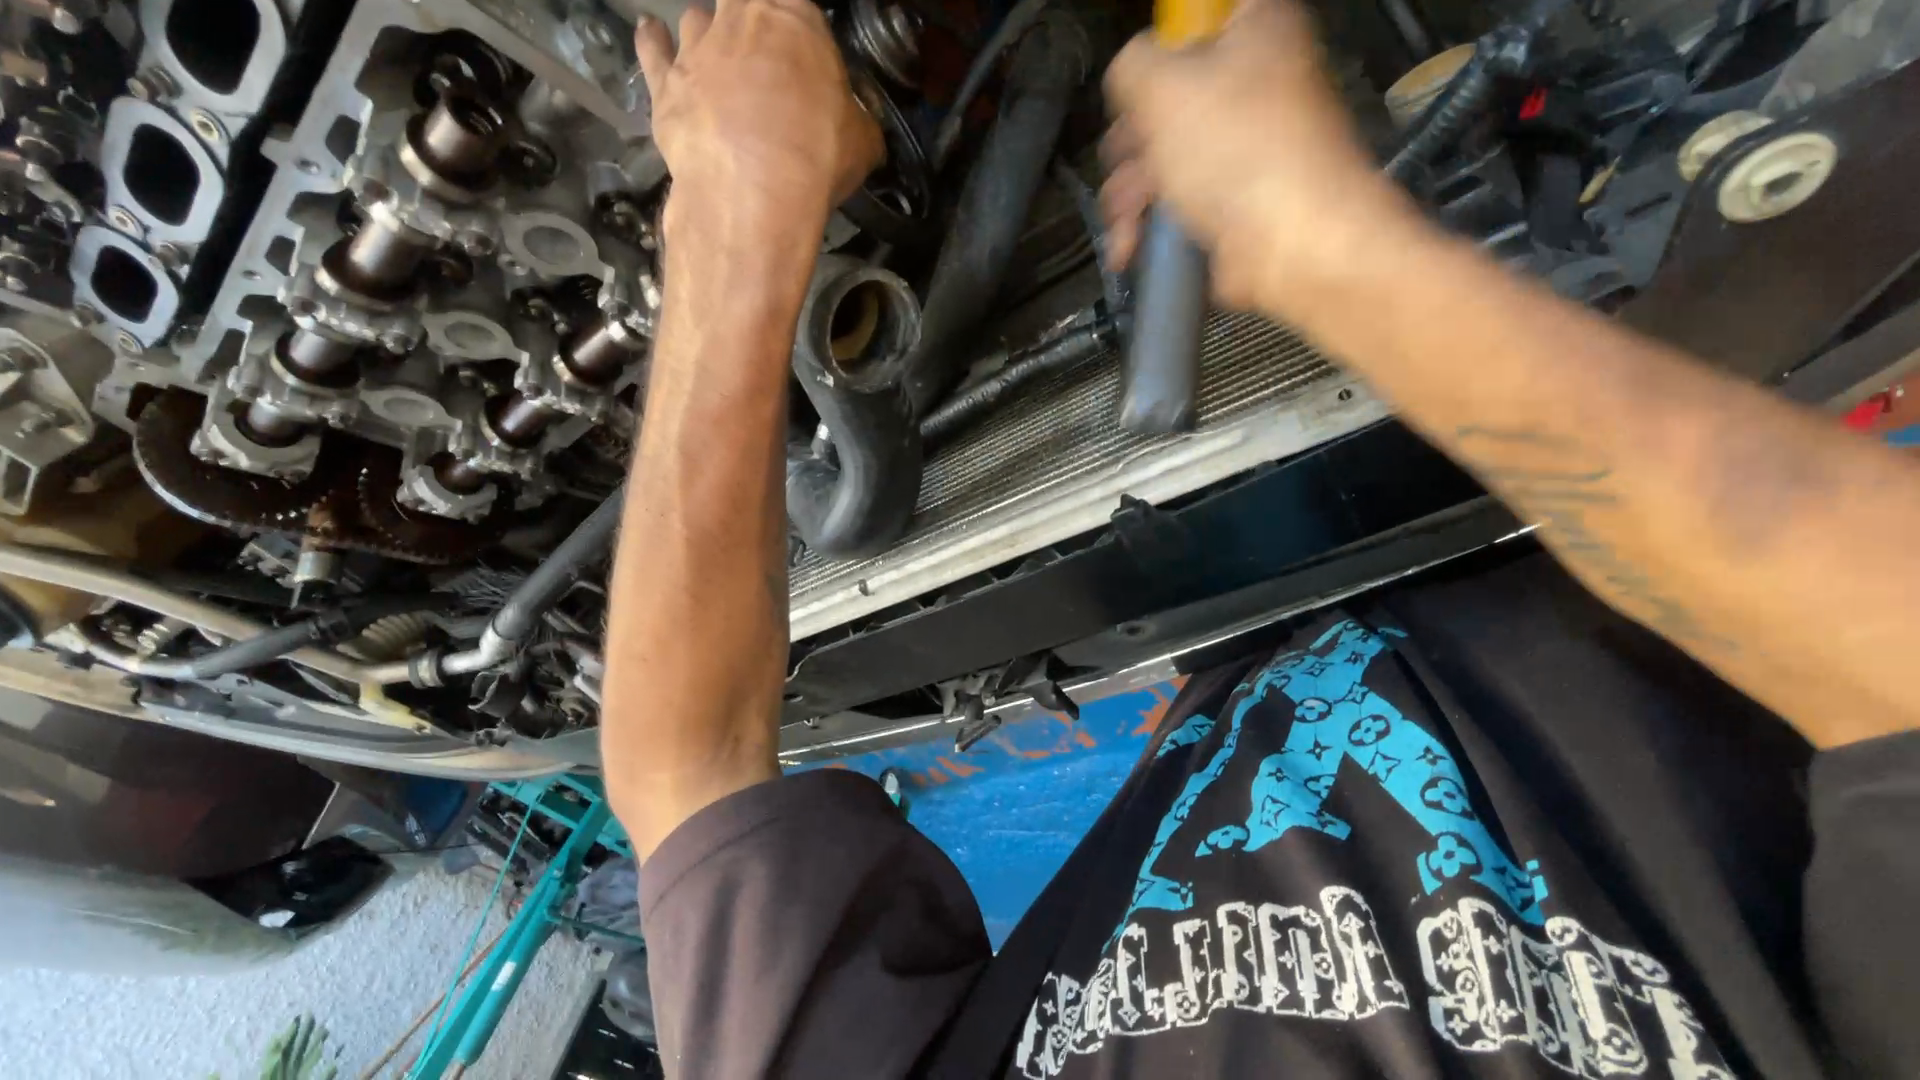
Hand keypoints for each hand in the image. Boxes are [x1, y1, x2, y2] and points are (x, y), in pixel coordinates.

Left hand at [635, 0, 883, 247]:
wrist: (753, 193)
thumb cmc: (817, 157)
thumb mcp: (863, 141)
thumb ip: (857, 119)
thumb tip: (857, 123)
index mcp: (797, 21)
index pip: (800, 8)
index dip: (802, 33)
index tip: (806, 57)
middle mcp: (742, 18)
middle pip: (744, 2)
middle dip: (754, 24)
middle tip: (765, 60)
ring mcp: (697, 47)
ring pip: (697, 18)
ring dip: (709, 34)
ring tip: (718, 61)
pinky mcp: (664, 82)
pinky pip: (652, 48)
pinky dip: (653, 41)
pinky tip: (652, 34)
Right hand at [1100, 0, 1425, 317]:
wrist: (1291, 244)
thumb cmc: (1239, 152)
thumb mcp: (1164, 85)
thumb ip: (1133, 63)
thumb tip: (1133, 74)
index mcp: (1256, 30)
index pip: (1200, 16)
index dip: (1162, 47)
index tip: (1143, 84)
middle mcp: (1255, 86)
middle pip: (1169, 98)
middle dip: (1132, 140)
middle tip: (1128, 159)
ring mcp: (1244, 151)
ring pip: (1165, 159)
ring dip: (1131, 192)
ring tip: (1127, 217)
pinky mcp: (1233, 204)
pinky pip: (1177, 205)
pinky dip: (1149, 224)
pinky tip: (1132, 243)